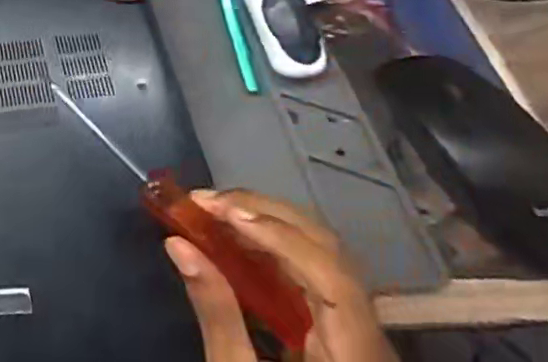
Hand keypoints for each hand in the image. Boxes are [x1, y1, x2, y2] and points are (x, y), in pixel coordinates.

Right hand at [164, 190, 395, 361]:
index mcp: (357, 357)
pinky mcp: (343, 331)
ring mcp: (360, 331)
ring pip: (321, 254)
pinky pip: (312, 272)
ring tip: (214, 212)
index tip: (220, 212)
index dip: (278, 234)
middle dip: (264, 214)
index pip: (330, 275)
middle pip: (328, 250)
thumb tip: (178, 243)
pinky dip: (272, 246)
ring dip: (266, 223)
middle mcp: (370, 335)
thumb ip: (216, 313)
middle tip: (205, 201)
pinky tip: (236, 240)